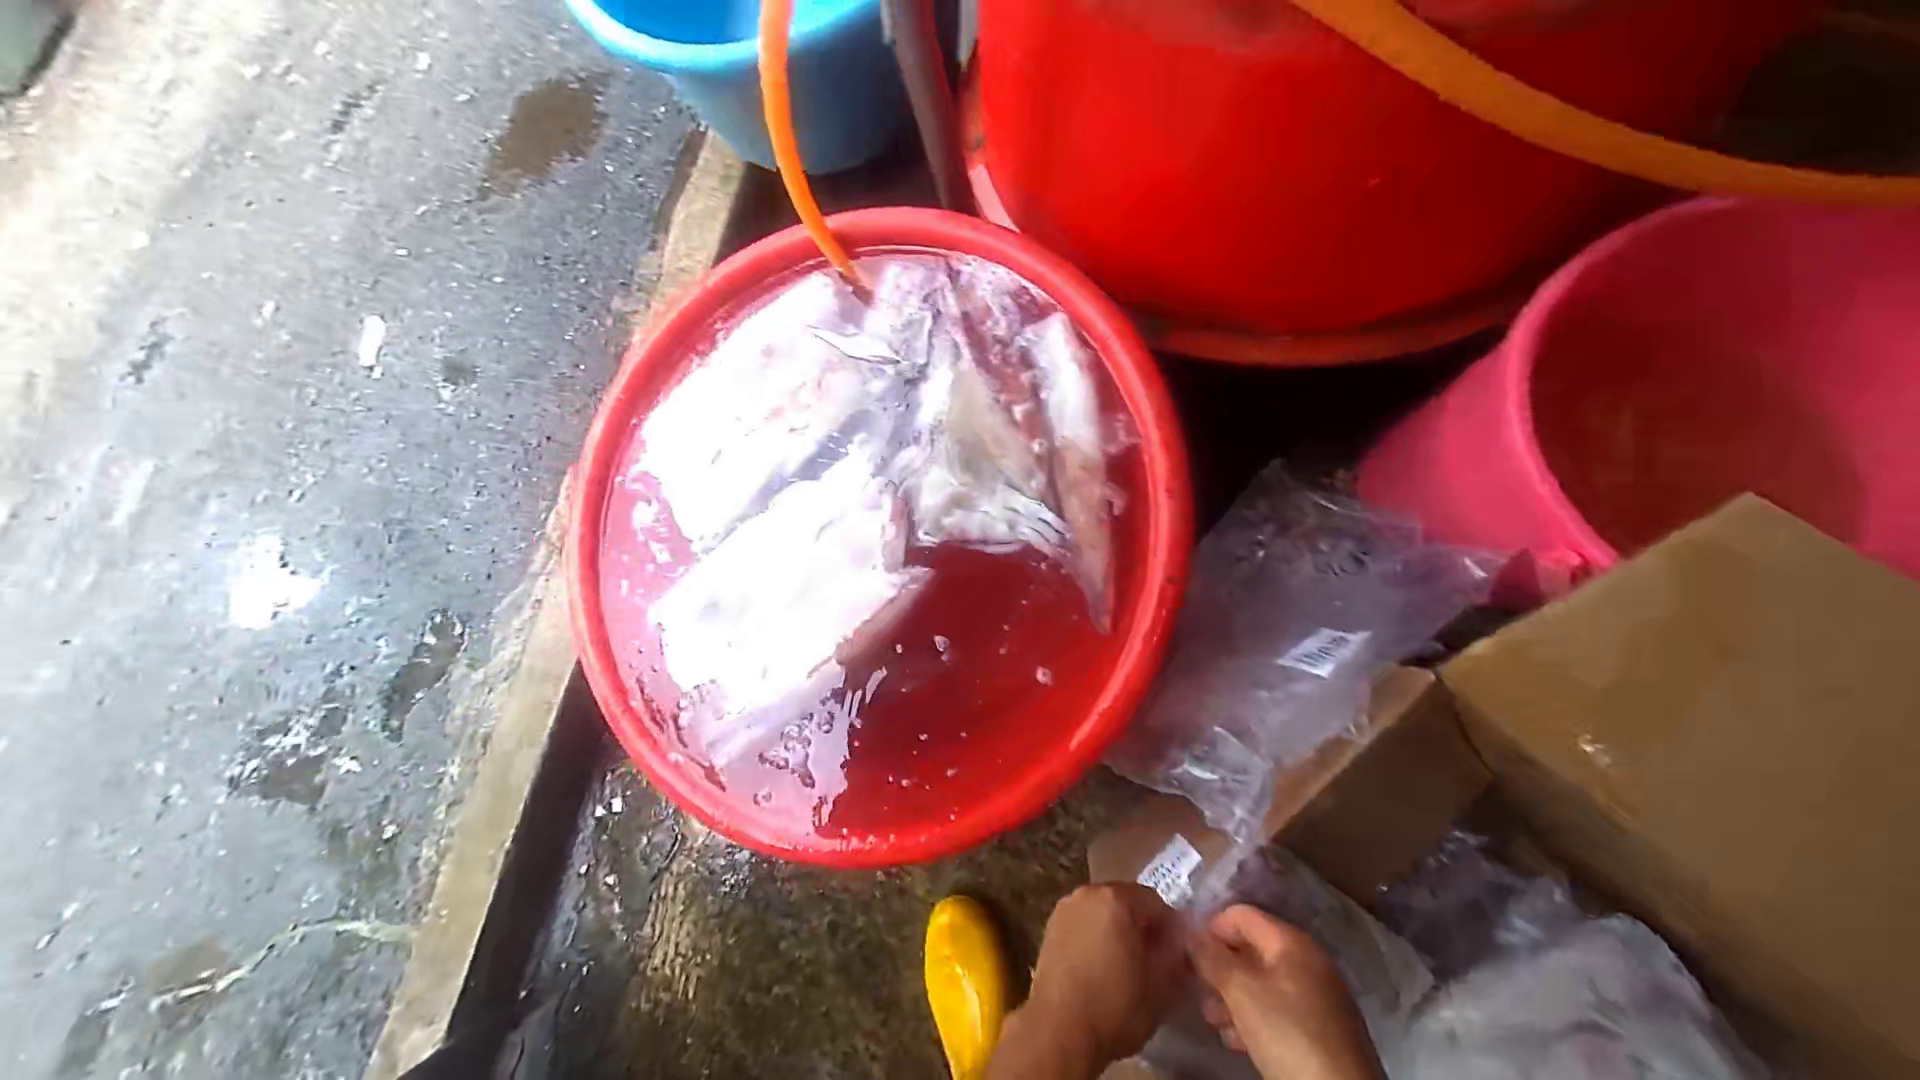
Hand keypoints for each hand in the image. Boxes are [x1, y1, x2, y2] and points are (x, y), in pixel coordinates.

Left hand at [987, 884, 1186, 1079]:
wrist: (1059, 1029)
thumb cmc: (1114, 1006)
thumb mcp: (1160, 988)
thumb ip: (1174, 959)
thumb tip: (1176, 948)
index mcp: (1117, 899)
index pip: (1156, 902)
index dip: (1171, 929)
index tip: (1177, 956)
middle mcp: (1088, 893)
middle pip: (1126, 901)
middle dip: (1143, 927)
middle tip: (1154, 959)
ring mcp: (1065, 908)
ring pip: (1103, 912)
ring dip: (1118, 930)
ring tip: (1126, 964)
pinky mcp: (1050, 926)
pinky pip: (1083, 923)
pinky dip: (1095, 936)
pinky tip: (1099, 966)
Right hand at [1191, 905, 1384, 1079]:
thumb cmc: (1288, 1035)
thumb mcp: (1240, 991)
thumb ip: (1211, 958)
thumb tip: (1190, 934)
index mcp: (1292, 942)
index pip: (1240, 915)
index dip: (1211, 928)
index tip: (1190, 956)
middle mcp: (1308, 961)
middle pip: (1251, 949)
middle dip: (1220, 968)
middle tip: (1199, 991)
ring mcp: (1319, 997)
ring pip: (1263, 983)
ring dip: (1233, 997)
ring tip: (1214, 1021)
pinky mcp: (1322, 1030)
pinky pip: (1279, 1009)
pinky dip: (1255, 1017)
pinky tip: (1238, 1040)